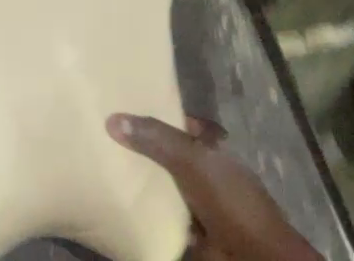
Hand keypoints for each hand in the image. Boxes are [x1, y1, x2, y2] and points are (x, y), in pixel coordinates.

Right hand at [108, 114, 319, 260]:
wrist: (253, 259)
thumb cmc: (229, 200)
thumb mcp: (192, 160)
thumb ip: (156, 138)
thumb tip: (112, 119)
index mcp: (212, 145)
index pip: (178, 120)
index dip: (153, 113)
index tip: (120, 108)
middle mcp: (204, 168)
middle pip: (165, 152)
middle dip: (139, 148)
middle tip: (101, 137)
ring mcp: (195, 200)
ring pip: (160, 183)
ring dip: (137, 181)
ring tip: (100, 166)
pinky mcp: (186, 229)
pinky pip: (157, 214)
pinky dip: (140, 211)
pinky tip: (113, 202)